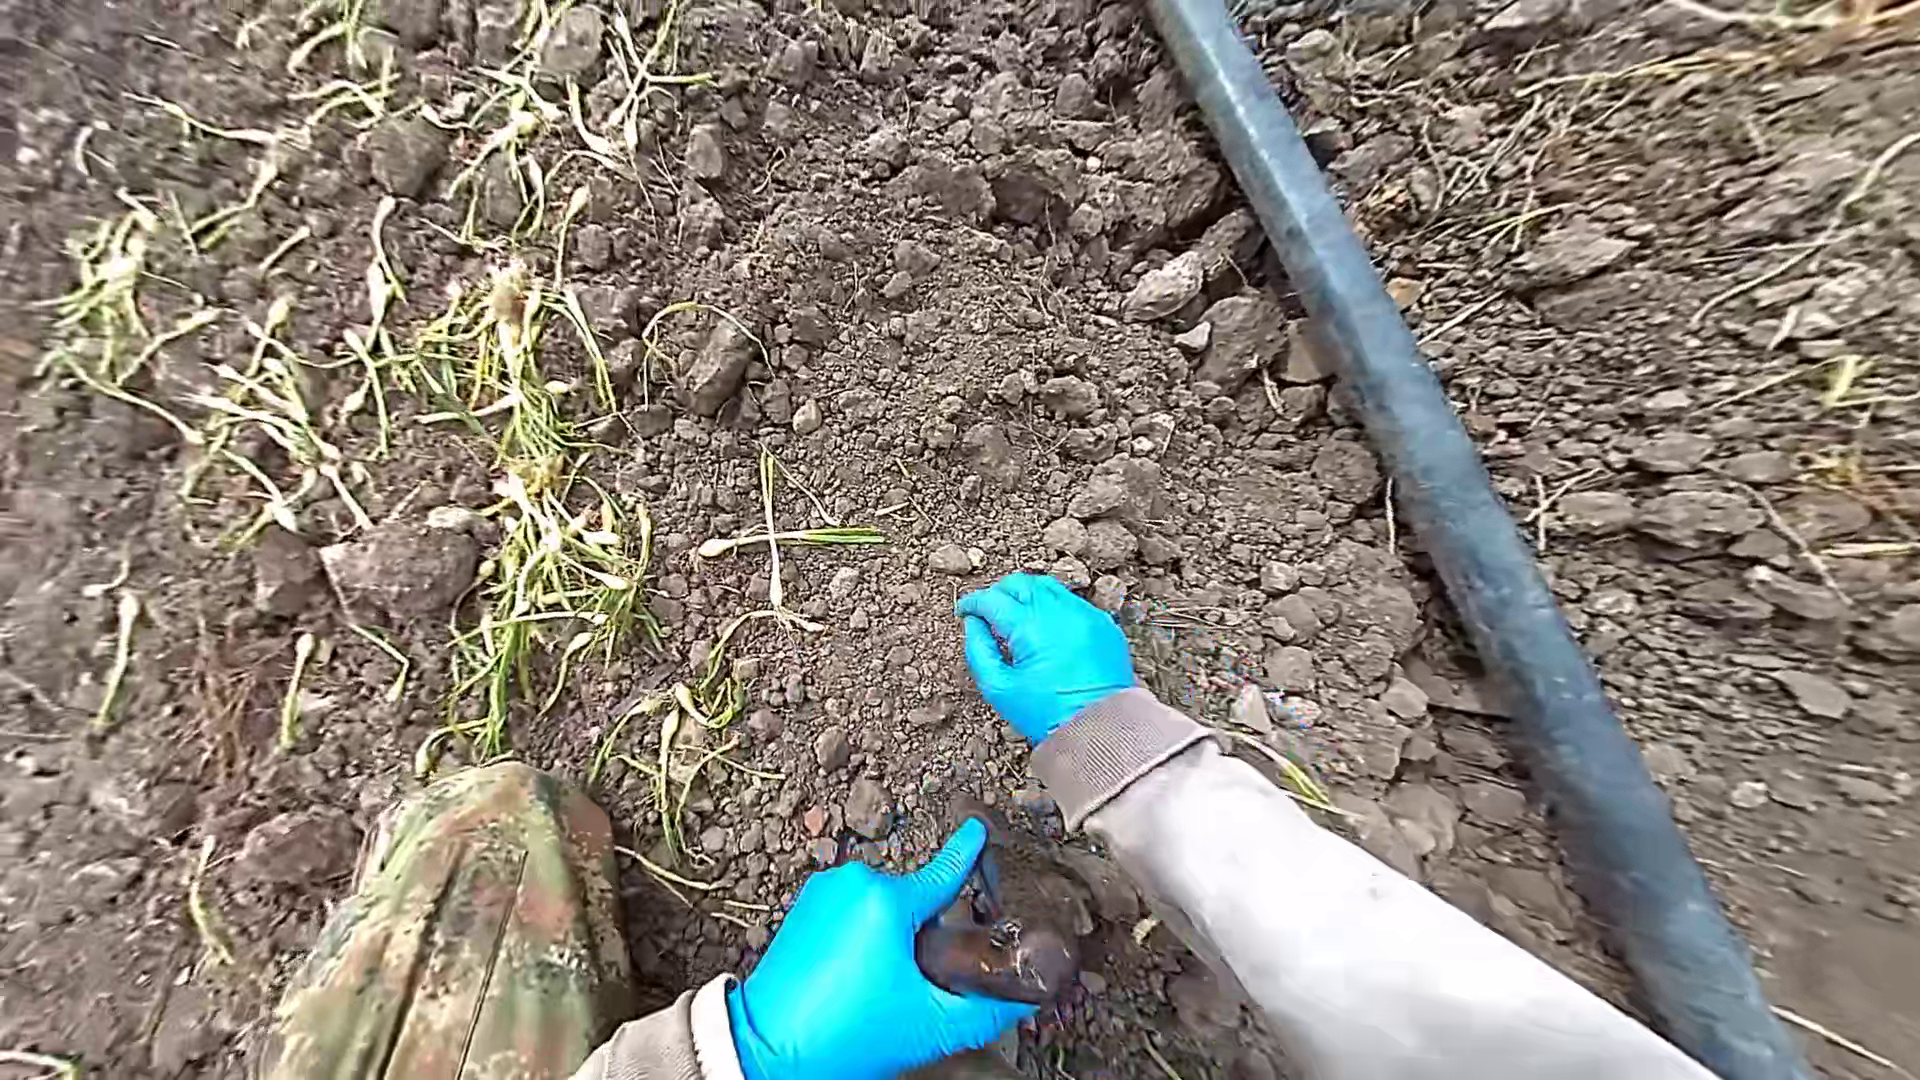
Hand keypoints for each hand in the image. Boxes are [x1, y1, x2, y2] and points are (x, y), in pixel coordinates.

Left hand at [726, 820, 1035, 1079]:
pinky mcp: (809, 898)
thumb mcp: (925, 1028)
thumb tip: (1022, 999)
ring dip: (886, 927)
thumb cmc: (845, 1036)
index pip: (943, 872)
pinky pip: (851, 901)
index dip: (965, 850)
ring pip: (881, 900)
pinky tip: (847, 964)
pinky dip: (858, 924)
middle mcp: (861, 880)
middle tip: (904, 978)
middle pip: (912, 898)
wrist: (765, 1049)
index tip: (977, 827)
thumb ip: (981, 1011)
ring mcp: (831, 885)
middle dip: (918, 929)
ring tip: (868, 977)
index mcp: (890, 902)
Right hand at [954, 572, 1136, 741]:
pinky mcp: (1103, 623)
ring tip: (1015, 617)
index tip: (964, 612)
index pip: (992, 599)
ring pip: (1047, 587)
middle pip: (1019, 583)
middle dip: (998, 593)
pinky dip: (1052, 606)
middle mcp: (1059, 612)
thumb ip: (979, 650)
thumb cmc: (1049, 715)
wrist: (1103, 731)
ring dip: (1026, 595)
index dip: (972, 603)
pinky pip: (1071, 601)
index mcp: (1030, 626)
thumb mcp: (999, 688)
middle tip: (987, 612)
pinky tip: (1045, 628)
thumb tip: (973, 624)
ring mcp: (1085, 614)